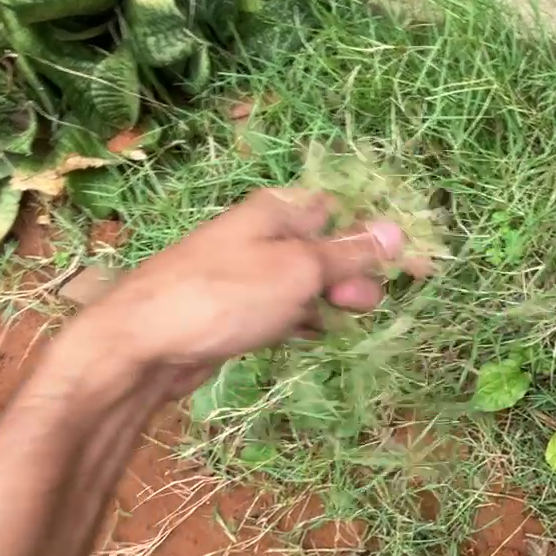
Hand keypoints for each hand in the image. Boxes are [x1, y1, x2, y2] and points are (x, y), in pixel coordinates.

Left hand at [66, 188, 404, 394]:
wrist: (143, 344)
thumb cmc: (226, 295)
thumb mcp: (298, 270)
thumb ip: (349, 254)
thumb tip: (396, 230)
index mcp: (277, 212)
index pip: (343, 212)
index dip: (378, 237)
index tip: (412, 267)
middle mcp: (264, 236)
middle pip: (328, 249)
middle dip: (354, 275)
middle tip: (361, 306)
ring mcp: (249, 274)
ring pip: (309, 283)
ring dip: (331, 301)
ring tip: (338, 323)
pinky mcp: (239, 309)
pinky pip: (286, 308)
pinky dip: (304, 319)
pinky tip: (313, 335)